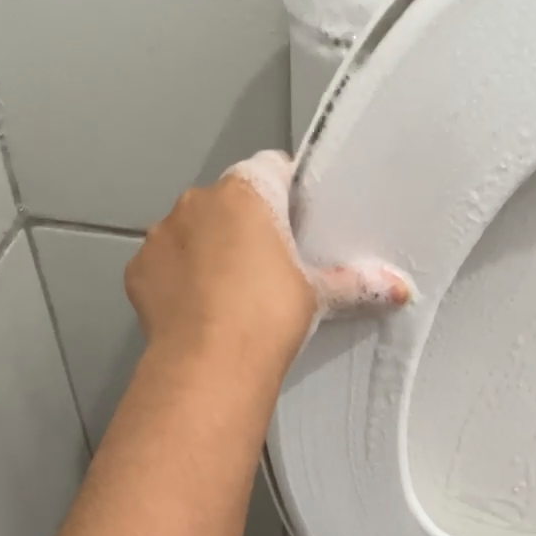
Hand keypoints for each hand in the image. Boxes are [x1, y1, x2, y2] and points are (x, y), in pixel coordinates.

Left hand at [124, 150, 411, 374]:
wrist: (210, 366)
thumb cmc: (263, 320)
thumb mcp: (318, 297)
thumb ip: (356, 284)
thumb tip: (395, 288)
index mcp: (248, 192)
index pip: (273, 169)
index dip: (288, 193)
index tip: (298, 219)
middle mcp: (200, 202)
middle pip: (231, 203)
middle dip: (248, 228)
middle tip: (273, 269)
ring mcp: (164, 234)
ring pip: (194, 233)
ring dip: (210, 253)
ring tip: (234, 296)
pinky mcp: (141, 270)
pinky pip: (165, 267)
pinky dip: (180, 282)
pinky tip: (202, 311)